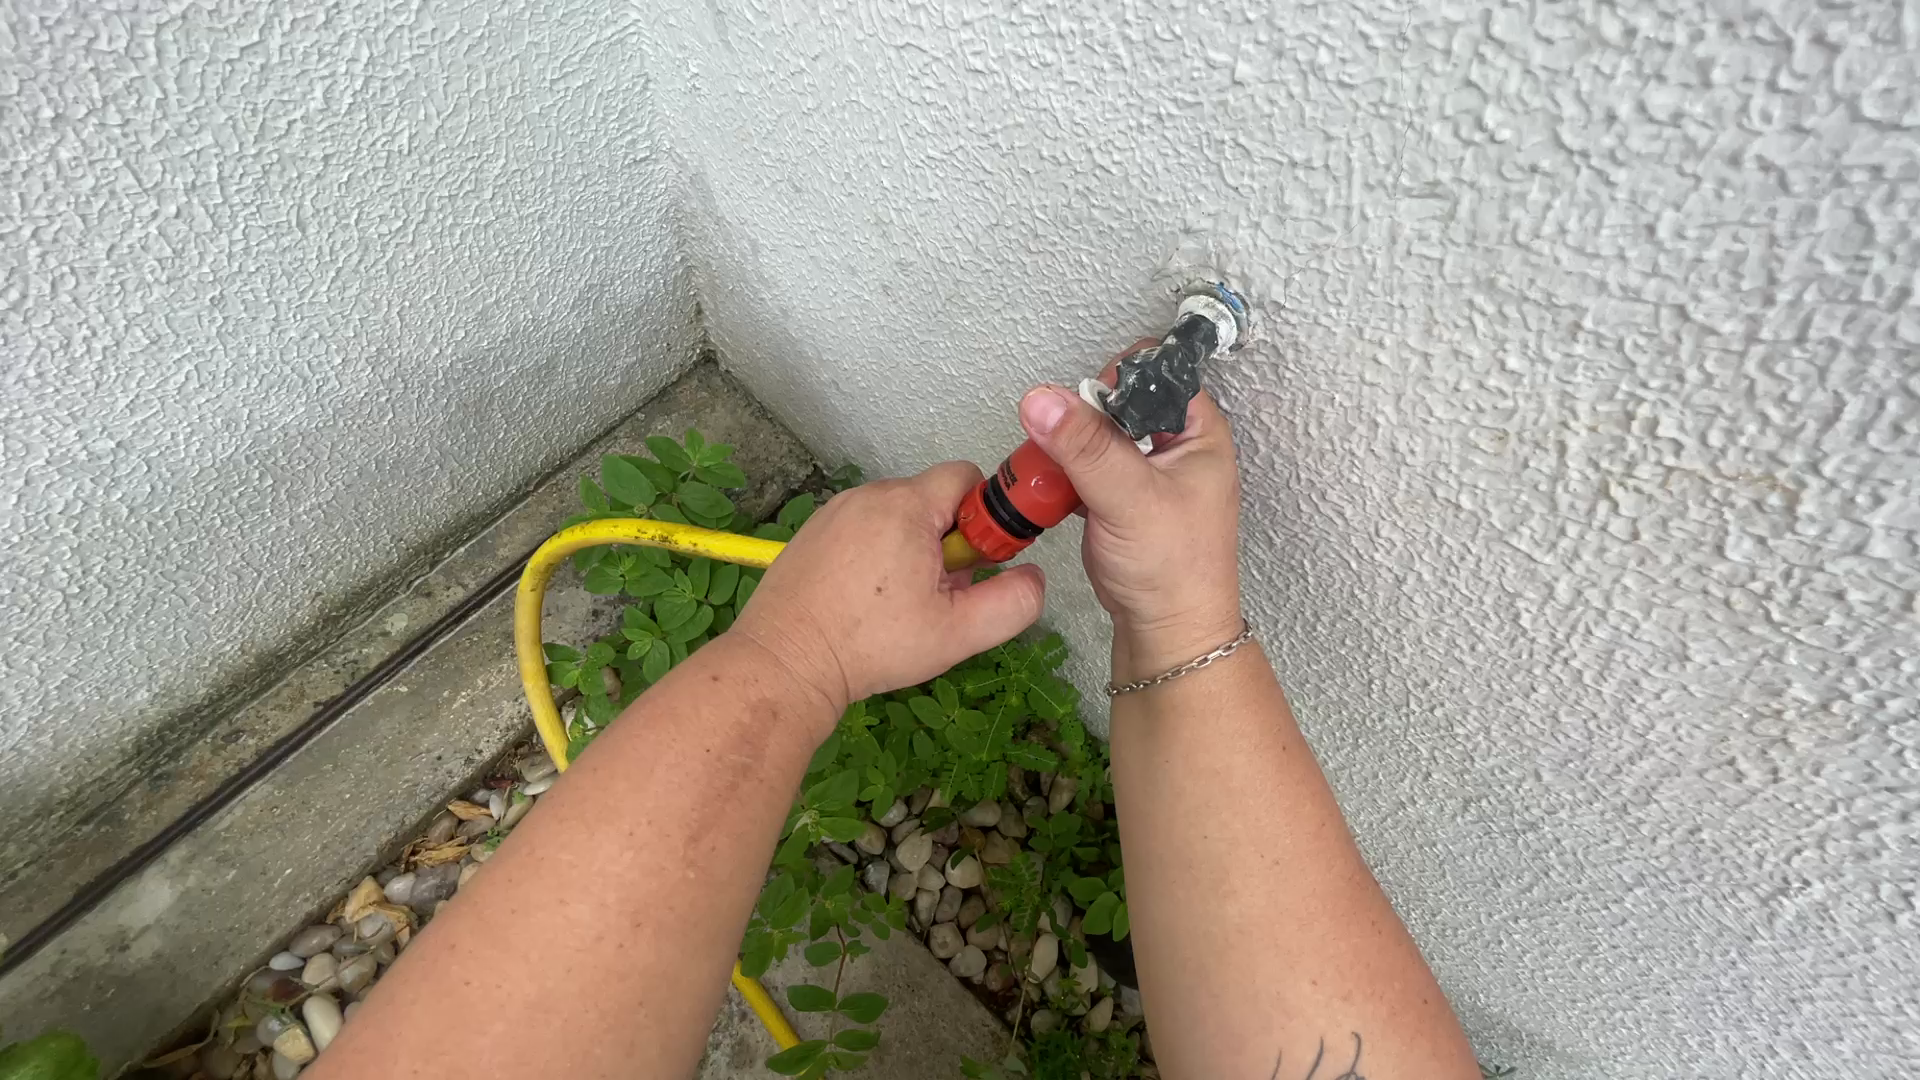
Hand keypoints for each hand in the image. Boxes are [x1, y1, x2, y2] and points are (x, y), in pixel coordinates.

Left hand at [728, 463, 1046, 724]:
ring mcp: (836, 510)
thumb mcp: (958, 632)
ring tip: (898, 601)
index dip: (983, 517)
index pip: (967, 477)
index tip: (974, 563)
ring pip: (898, 514)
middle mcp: (869, 495)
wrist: (785, 662)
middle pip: (932, 499)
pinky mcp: (814, 530)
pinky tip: (865, 598)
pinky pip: (864, 526)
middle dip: (948, 539)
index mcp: (906, 506)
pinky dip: (876, 552)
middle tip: (936, 592)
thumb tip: (1034, 577)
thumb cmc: (872, 645)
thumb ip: (1012, 602)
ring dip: (912, 547)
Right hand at [1017, 382, 1242, 680]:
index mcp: (1198, 432)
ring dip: (1068, 446)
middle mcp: (1172, 445)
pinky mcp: (1116, 496)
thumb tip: (1043, 400)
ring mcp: (1142, 472)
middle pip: (1118, 401)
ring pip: (1095, 435)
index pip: (1158, 372)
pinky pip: (1082, 466)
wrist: (1164, 632)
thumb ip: (1087, 447)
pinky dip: (1063, 472)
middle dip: (1082, 416)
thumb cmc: (1173, 570)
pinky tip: (1051, 487)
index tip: (1086, 405)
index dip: (1119, 378)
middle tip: (1063, 442)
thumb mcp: (1131, 498)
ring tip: (1051, 466)